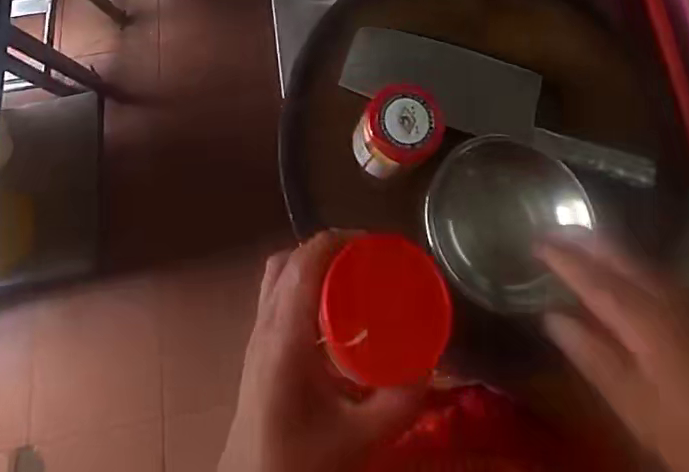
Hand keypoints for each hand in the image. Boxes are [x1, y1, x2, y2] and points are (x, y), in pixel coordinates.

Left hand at [219, 232, 425, 471]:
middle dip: (327, 248)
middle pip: (289, 260)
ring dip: (311, 264)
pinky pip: (276, 294)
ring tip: (349, 278)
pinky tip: (330, 312)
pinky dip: (301, 285)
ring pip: (277, 274)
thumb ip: (398, 404)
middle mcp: (266, 324)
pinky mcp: (257, 348)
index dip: (337, 240)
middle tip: (367, 260)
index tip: (374, 244)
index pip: (305, 262)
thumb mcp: (358, 439)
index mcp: (285, 335)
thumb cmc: (299, 462)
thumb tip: (431, 366)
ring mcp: (256, 334)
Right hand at [538, 233, 688, 471]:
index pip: (592, 275)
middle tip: (552, 231)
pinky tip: (625, 277)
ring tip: (581, 245)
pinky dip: (632, 267)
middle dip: (585, 240)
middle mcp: (672, 299)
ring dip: (609, 250)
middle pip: (621, 256)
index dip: (561, 256)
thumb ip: (594, 360)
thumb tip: (551, 317)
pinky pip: (660, 276)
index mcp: (648, 319)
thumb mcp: (642, 412)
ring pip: (642, 262)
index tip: (532, 240)